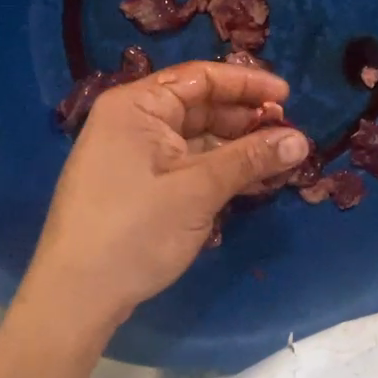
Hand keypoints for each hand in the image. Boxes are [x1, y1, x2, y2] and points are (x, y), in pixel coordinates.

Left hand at [25, 62, 310, 316]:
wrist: (74, 300)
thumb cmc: (134, 230)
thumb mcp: (199, 189)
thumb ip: (251, 158)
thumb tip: (302, 140)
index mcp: (137, 105)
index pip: (202, 78)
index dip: (248, 84)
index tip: (288, 96)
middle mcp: (133, 120)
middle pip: (201, 106)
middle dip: (247, 120)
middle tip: (288, 136)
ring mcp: (133, 154)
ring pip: (198, 138)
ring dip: (238, 149)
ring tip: (280, 163)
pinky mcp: (137, 185)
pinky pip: (186, 163)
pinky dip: (219, 170)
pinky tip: (253, 183)